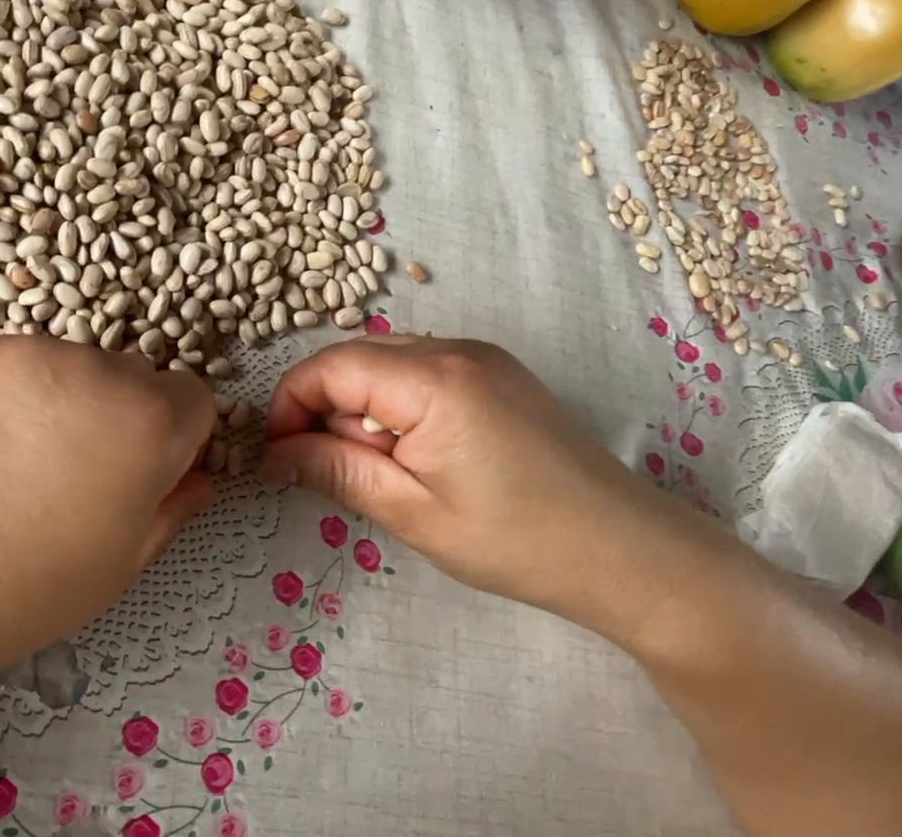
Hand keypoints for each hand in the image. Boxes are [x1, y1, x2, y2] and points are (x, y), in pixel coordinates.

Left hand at [0, 335, 217, 696]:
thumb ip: (175, 506)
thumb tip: (197, 474)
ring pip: (71, 366)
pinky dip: (9, 393)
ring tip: (13, 459)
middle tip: (71, 470)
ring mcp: (27, 348)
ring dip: (63, 399)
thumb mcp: (123, 564)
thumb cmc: (23, 588)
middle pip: (132, 377)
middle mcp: (97, 366)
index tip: (140, 473)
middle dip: (119, 414)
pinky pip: (14, 362)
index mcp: (149, 420)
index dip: (174, 439)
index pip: (194, 400)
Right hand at [260, 335, 715, 639]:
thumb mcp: (411, 512)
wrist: (629, 552)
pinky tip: (415, 452)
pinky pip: (417, 370)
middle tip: (331, 470)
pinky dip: (394, 404)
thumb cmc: (517, 541)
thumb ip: (334, 469)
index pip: (329, 366)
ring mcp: (479, 355)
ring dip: (360, 408)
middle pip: (353, 358)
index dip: (290, 404)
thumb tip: (272, 454)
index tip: (278, 455)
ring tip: (382, 467)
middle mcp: (454, 349)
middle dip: (325, 409)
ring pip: (383, 362)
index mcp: (433, 379)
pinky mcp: (495, 372)